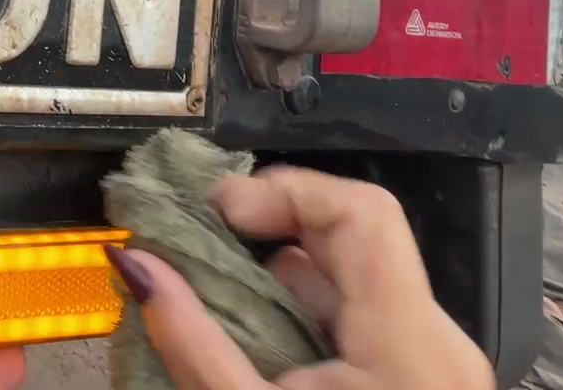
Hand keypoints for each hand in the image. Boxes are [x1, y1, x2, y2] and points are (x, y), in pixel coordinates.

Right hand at [108, 165, 494, 389]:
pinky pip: (340, 316)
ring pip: (332, 278)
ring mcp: (426, 364)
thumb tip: (131, 260)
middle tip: (189, 254)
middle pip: (335, 238)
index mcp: (411, 347)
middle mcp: (431, 341)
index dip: (280, 191)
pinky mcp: (411, 381)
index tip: (215, 217)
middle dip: (251, 236)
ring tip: (206, 307)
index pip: (359, 211)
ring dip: (260, 278)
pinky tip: (244, 346)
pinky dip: (283, 312)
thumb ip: (190, 339)